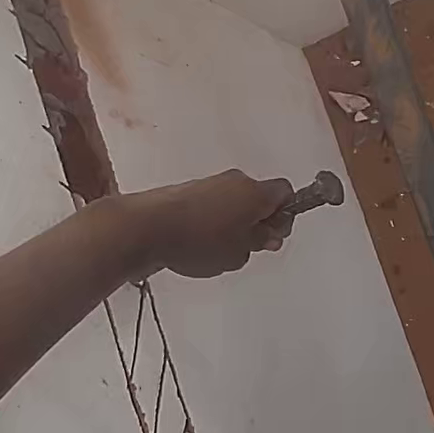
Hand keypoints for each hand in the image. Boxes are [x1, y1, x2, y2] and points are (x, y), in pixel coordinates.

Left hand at [117, 169, 295, 279]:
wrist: (147, 228)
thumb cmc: (198, 240)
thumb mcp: (240, 251)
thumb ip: (260, 241)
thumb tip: (268, 234)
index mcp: (255, 192)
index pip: (286, 193)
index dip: (285, 216)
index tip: (273, 236)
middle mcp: (235, 181)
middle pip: (260, 197)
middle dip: (259, 221)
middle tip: (250, 247)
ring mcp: (209, 184)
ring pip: (235, 202)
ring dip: (235, 223)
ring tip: (220, 251)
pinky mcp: (187, 191)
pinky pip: (212, 205)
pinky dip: (213, 221)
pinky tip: (200, 244)